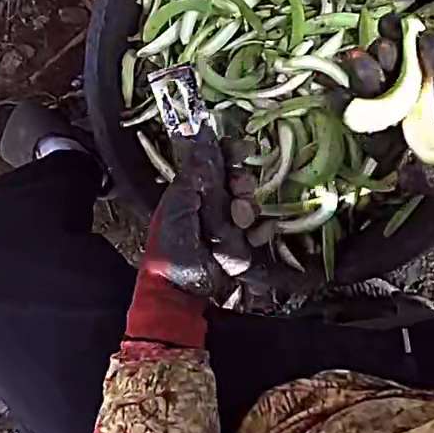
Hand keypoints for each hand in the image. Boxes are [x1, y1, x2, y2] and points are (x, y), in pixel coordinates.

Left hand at [127, 126, 250, 344]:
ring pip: (251, 203)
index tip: (246, 149)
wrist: (178, 291)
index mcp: (194, 190)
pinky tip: (254, 236)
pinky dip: (262, 231)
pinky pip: (261, 229)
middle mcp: (213, 203)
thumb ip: (194, 177)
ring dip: (249, 208)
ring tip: (240, 222)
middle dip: (243, 183)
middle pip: (239, 179)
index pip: (215, 161)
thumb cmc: (171, 247)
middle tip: (239, 191)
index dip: (231, 152)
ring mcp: (229, 224)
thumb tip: (204, 141)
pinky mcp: (242, 245)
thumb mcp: (178, 208)